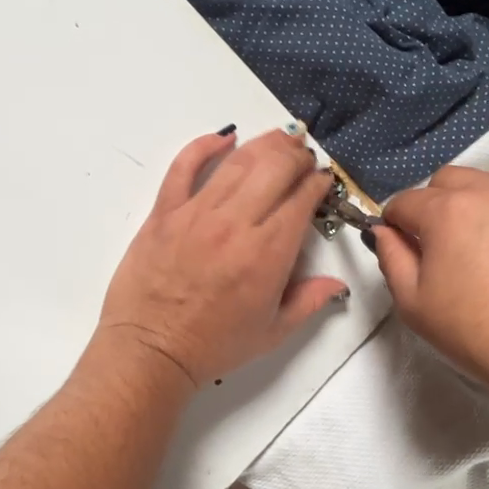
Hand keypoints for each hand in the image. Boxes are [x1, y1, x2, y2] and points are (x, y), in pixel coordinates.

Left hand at [97, 128, 347, 388]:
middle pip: (275, 168)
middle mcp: (235, 224)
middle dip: (297, 156)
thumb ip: (308, 302)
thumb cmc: (212, 346)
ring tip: (279, 138)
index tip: (323, 181)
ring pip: (237, 162)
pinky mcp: (163, 212)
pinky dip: (203, 147)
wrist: (150, 349)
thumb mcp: (271, 333)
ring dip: (264, 144)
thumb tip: (337, 283)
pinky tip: (222, 138)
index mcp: (267, 253)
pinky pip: (183, 167)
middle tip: (303, 157)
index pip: (302, 198)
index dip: (318, 183)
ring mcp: (196, 214)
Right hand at [369, 167, 488, 417]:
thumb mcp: (414, 305)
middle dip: (438, 204)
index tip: (403, 247)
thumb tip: (385, 232)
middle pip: (452, 180)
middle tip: (446, 247)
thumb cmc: (480, 335)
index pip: (406, 201)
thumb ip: (391, 258)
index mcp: (449, 210)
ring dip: (486, 207)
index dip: (397, 223)